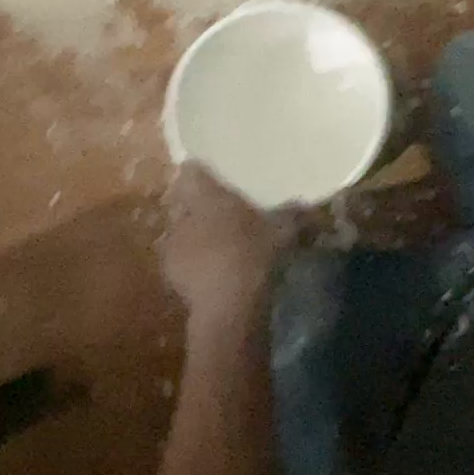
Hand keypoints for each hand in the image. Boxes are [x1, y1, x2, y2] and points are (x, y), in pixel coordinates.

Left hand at [158, 162, 305, 321]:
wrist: (227, 303)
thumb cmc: (255, 254)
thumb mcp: (284, 230)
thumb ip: (292, 213)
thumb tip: (305, 203)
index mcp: (208, 197)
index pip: (191, 172)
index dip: (198, 170)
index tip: (210, 171)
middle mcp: (184, 215)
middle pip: (180, 199)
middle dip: (195, 201)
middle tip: (217, 205)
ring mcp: (173, 244)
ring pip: (178, 227)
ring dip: (192, 230)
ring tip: (213, 237)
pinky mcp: (168, 271)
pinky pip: (179, 254)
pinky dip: (191, 255)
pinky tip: (209, 264)